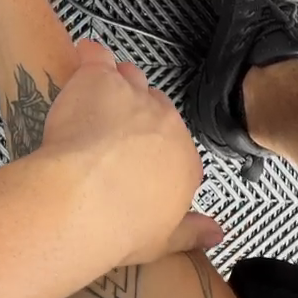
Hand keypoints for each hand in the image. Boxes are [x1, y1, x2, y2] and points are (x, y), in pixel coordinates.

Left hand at [35, 40, 220, 267]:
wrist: (86, 199)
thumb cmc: (120, 226)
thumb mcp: (162, 241)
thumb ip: (190, 232)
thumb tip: (217, 233)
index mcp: (184, 161)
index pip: (176, 142)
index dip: (152, 145)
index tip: (133, 156)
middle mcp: (165, 123)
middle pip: (154, 103)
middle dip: (133, 111)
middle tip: (106, 128)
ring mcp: (133, 97)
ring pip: (128, 76)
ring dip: (113, 83)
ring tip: (92, 97)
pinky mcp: (99, 80)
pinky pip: (97, 56)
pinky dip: (88, 57)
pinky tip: (80, 59)